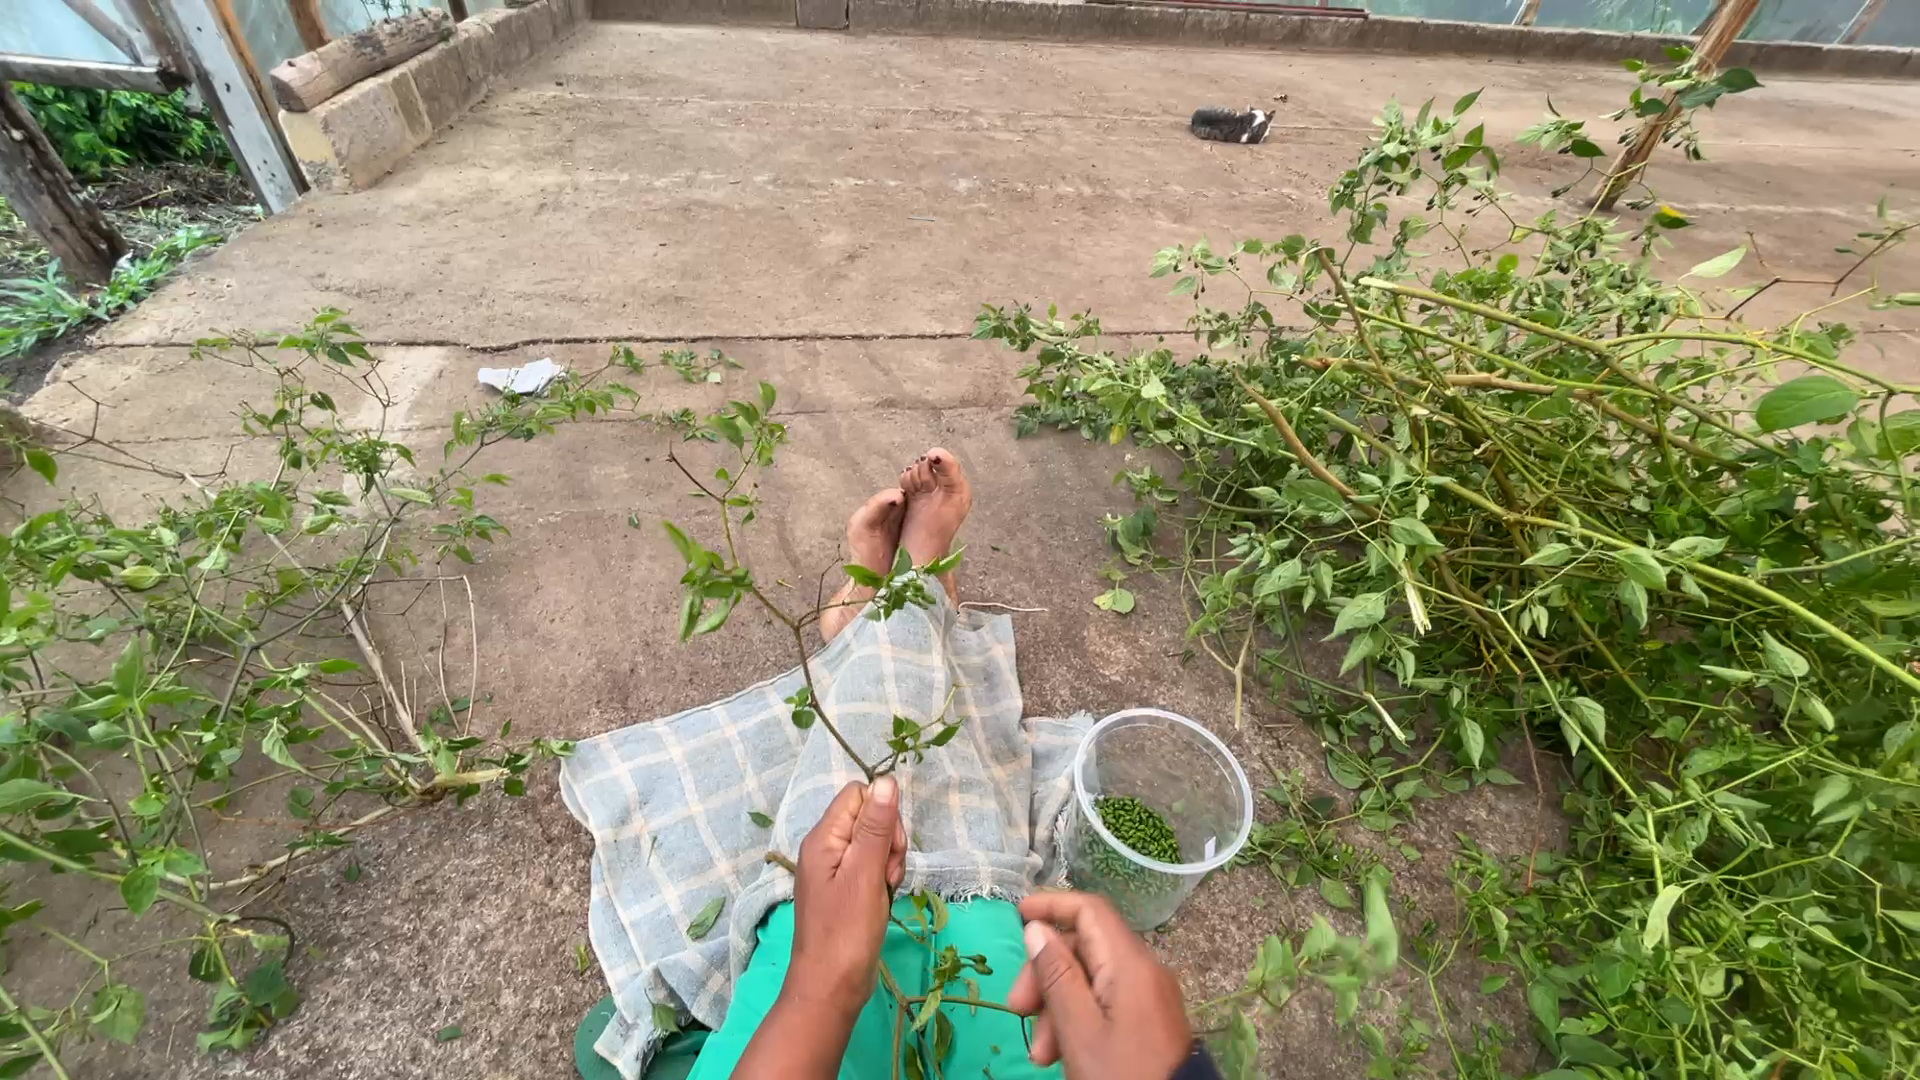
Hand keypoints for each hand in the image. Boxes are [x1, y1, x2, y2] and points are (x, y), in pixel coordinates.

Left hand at [784, 776, 907, 1018]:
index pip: (859, 795)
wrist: (831, 990)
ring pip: (875, 841)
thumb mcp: (865, 874)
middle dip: (888, 840)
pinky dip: (883, 877)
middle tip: (886, 874)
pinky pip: (872, 864)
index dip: (881, 812)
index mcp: (823, 837)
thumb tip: (886, 780)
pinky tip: (882, 897)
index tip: (887, 845)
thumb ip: (875, 826)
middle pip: (869, 816)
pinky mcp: (846, 886)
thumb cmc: (846, 932)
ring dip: (889, 861)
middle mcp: (826, 846)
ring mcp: (835, 868)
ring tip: (884, 890)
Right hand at [1007, 890, 1191, 1078]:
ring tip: (1040, 1053)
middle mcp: (1144, 970)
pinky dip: (1079, 1018)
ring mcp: (1149, 997)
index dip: (1052, 905)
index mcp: (1130, 963)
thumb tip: (1036, 928)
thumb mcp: (1079, 1031)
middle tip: (1018, 1008)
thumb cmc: (1122, 1077)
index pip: (1089, 910)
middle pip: (1085, 947)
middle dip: (1046, 972)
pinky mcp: (1149, 1022)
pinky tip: (1061, 1052)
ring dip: (1058, 1004)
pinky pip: (1107, 1002)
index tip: (1017, 916)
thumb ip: (1056, 975)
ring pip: (1092, 979)